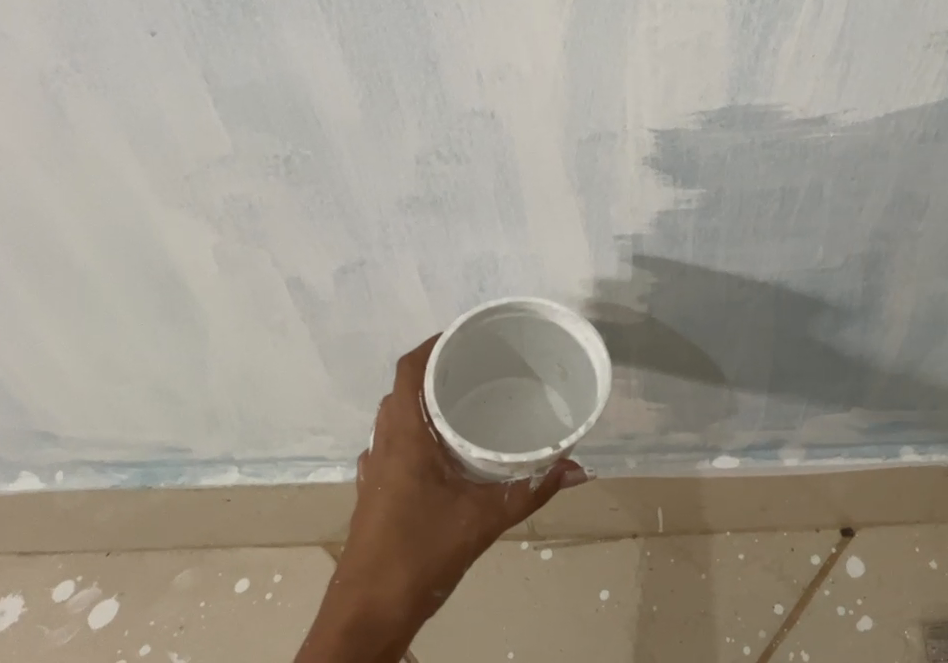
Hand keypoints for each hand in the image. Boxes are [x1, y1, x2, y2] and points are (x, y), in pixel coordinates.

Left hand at [296, 336, 588, 662]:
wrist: (369, 612)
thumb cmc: (422, 554)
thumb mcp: (486, 519)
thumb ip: (533, 488)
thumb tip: (579, 467)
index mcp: (405, 436)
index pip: (409, 369)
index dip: (432, 344)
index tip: (466, 335)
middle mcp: (384, 444)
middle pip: (403, 390)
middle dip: (436, 372)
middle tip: (478, 366)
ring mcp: (374, 469)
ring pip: (395, 418)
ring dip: (422, 403)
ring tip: (465, 401)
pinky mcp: (373, 492)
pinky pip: (392, 445)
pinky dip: (414, 434)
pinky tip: (443, 452)